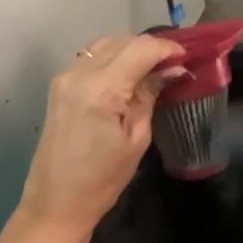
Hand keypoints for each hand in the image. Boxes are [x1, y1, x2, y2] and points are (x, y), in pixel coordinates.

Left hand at [15, 34, 184, 240]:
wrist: (56, 201)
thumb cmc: (102, 179)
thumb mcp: (136, 139)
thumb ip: (150, 95)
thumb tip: (172, 69)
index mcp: (101, 88)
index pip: (141, 48)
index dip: (167, 48)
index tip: (187, 58)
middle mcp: (79, 73)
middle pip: (122, 41)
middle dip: (150, 48)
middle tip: (174, 66)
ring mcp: (65, 77)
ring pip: (104, 45)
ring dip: (130, 50)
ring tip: (152, 70)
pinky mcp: (58, 86)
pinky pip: (90, 58)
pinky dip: (111, 58)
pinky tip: (126, 76)